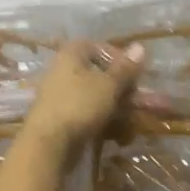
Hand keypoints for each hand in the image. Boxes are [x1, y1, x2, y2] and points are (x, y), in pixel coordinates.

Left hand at [25, 41, 146, 153]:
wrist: (49, 143)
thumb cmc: (80, 105)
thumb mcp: (108, 85)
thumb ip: (125, 68)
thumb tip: (140, 47)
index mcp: (71, 55)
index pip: (97, 47)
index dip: (117, 57)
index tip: (134, 73)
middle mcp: (62, 71)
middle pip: (97, 74)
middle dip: (120, 88)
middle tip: (137, 100)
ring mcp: (60, 96)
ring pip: (94, 97)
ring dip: (115, 107)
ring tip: (131, 121)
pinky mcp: (61, 118)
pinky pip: (86, 114)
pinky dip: (102, 120)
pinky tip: (117, 134)